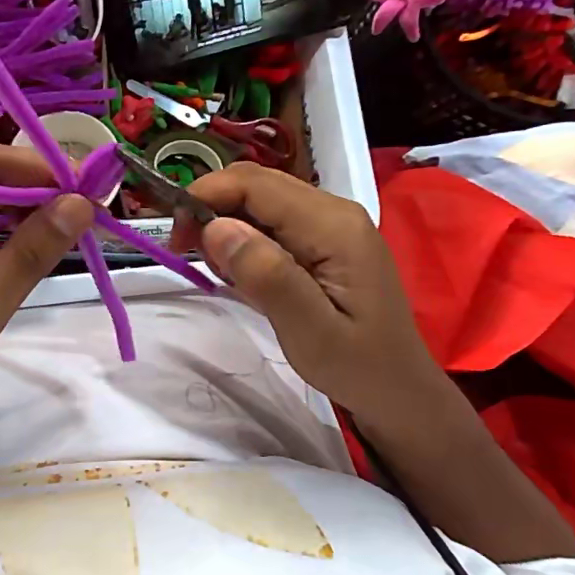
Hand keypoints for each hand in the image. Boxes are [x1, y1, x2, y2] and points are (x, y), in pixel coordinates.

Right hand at [170, 163, 441, 420]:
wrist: (399, 391)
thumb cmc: (357, 367)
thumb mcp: (309, 331)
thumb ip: (266, 275)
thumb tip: (215, 227)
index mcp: (333, 225)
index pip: (256, 184)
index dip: (206, 195)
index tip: (175, 235)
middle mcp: (334, 211)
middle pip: (257, 185)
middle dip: (212, 208)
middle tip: (186, 253)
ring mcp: (334, 225)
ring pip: (263, 202)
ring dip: (228, 226)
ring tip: (219, 272)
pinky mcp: (327, 242)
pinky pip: (276, 224)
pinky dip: (247, 240)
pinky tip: (243, 274)